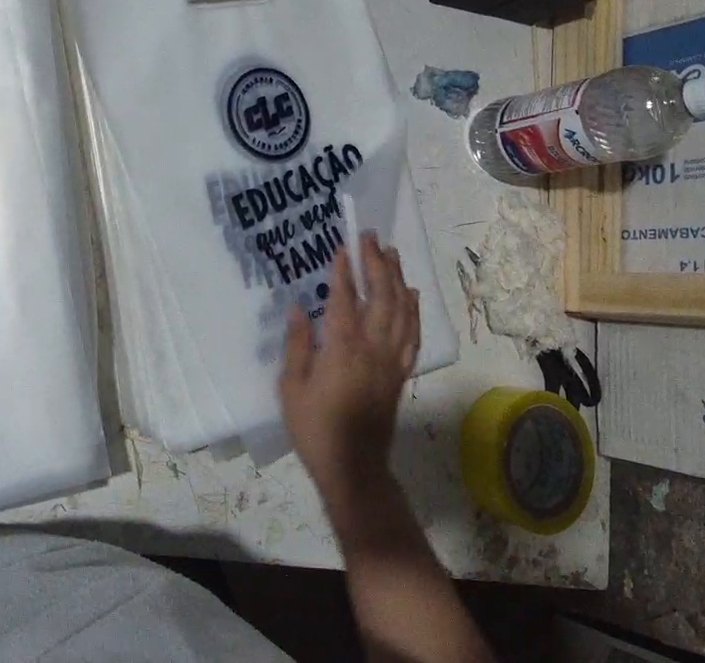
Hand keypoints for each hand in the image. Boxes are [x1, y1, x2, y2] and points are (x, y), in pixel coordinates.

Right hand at [279, 233, 421, 504]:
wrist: (353, 466)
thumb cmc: (315, 428)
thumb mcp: (291, 387)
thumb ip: (297, 344)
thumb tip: (298, 307)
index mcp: (342, 348)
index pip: (345, 299)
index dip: (344, 271)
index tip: (342, 247)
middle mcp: (372, 347)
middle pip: (381, 296)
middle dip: (377, 263)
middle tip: (371, 238)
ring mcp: (391, 360)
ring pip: (401, 310)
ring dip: (397, 279)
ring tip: (392, 254)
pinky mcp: (401, 373)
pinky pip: (412, 334)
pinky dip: (413, 310)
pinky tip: (411, 294)